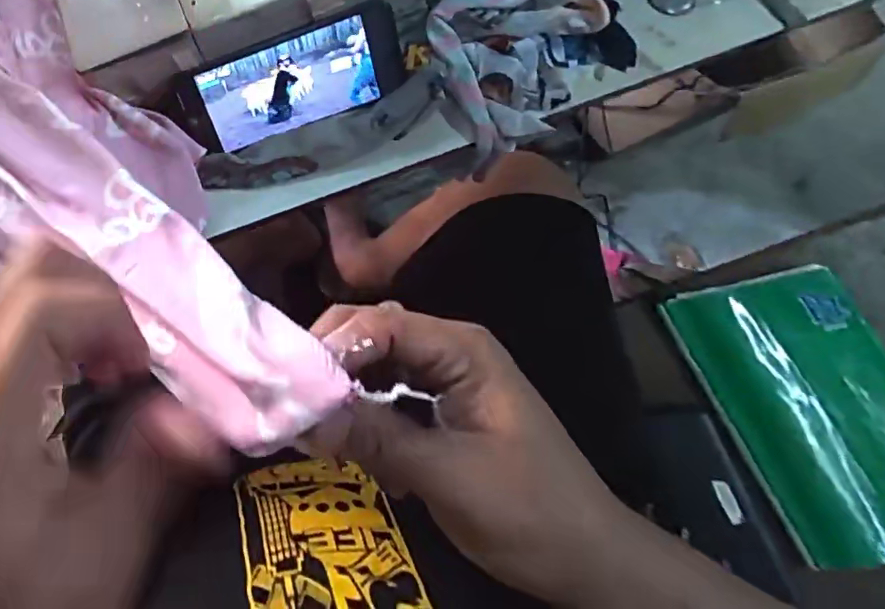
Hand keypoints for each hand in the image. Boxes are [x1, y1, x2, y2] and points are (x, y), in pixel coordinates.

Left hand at [0, 236, 224, 608]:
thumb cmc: (18, 595)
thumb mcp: (100, 548)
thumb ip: (153, 471)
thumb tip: (200, 417)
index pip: (45, 304)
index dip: (108, 316)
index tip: (137, 367)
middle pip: (36, 262)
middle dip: (102, 290)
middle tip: (130, 349)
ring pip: (29, 270)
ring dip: (87, 296)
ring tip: (112, 356)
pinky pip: (24, 298)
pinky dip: (70, 308)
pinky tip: (88, 363)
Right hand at [304, 302, 616, 604]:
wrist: (591, 561)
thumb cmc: (529, 512)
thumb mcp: (448, 476)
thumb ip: (376, 439)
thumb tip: (305, 417)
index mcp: (461, 347)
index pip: (384, 323)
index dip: (336, 345)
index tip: (295, 382)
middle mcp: (450, 348)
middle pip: (376, 332)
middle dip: (334, 359)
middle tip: (293, 396)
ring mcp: (447, 374)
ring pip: (379, 360)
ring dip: (345, 384)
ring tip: (312, 413)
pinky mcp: (442, 403)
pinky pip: (390, 389)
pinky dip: (365, 407)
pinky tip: (349, 434)